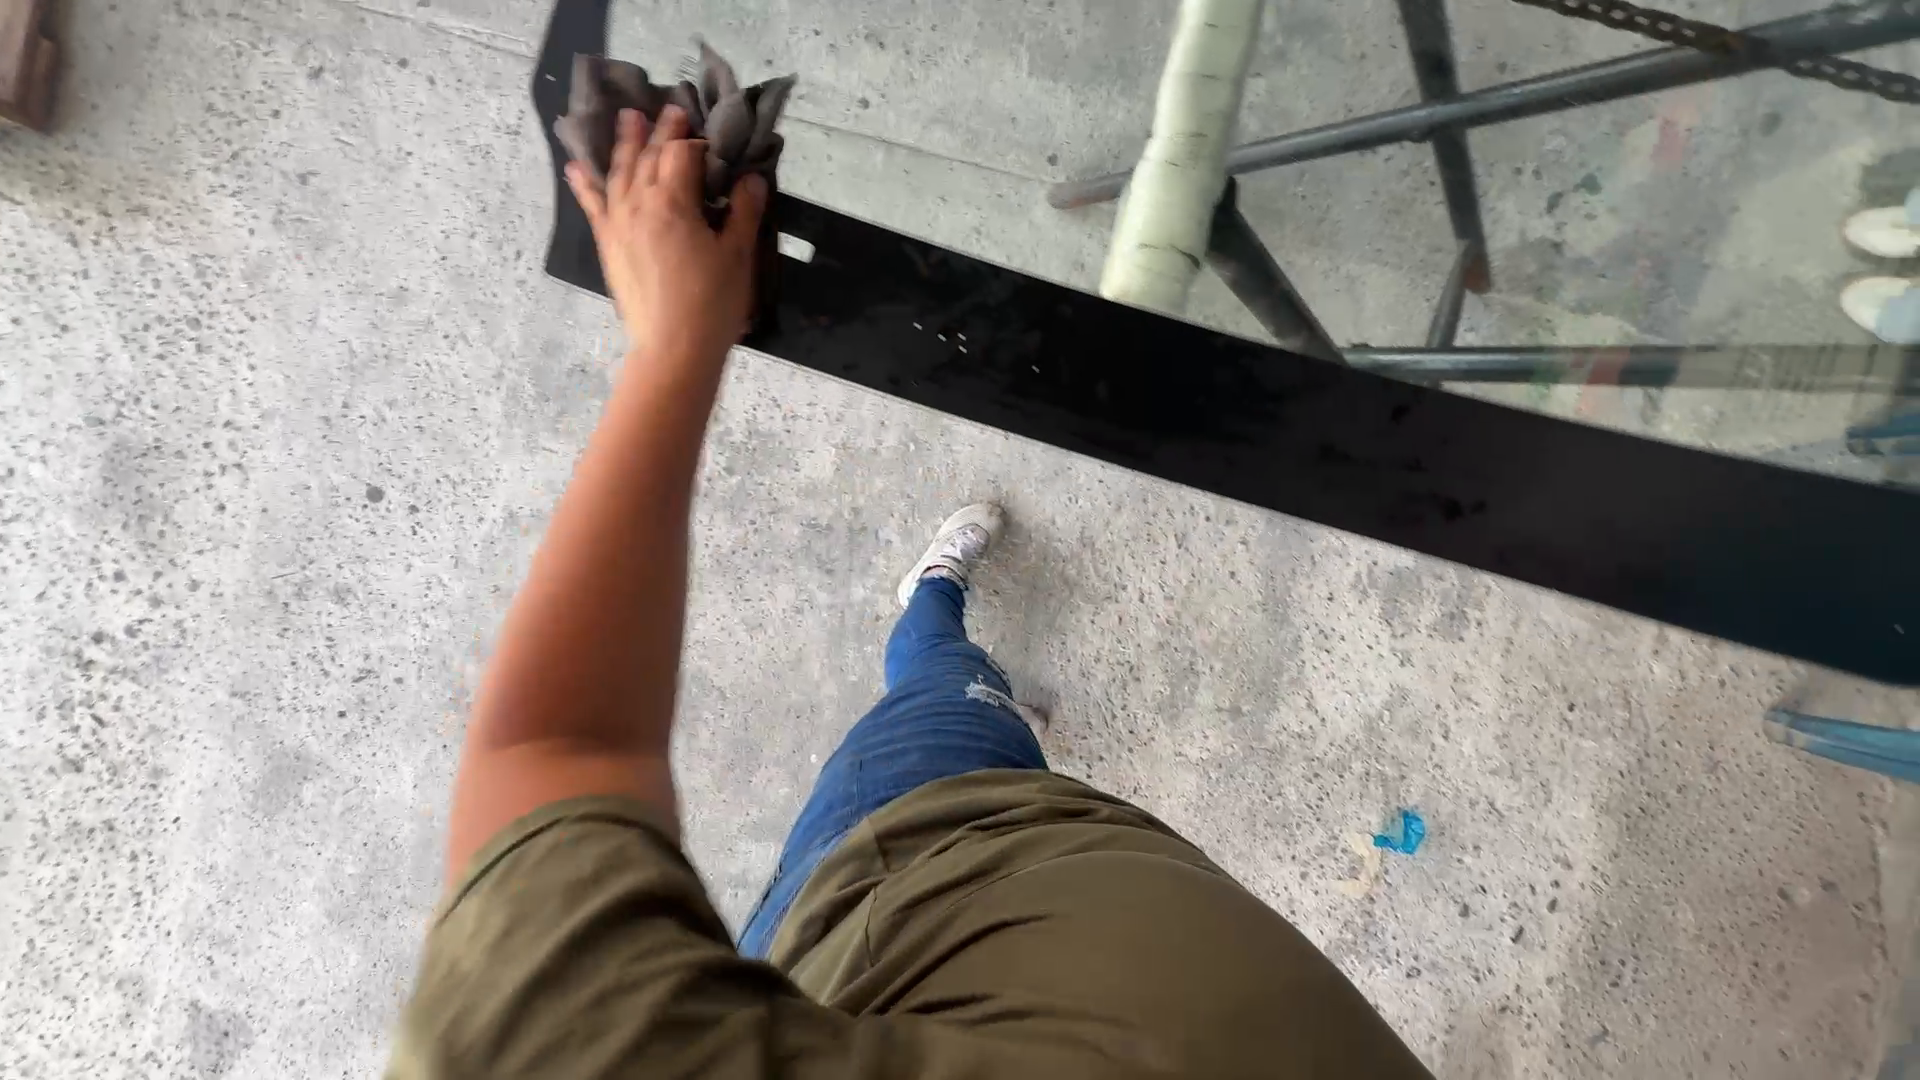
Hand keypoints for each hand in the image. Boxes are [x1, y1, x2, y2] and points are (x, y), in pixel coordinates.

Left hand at [566, 106, 769, 368]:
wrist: (673, 348)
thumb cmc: (712, 304)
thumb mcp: (738, 257)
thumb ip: (745, 213)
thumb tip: (751, 178)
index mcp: (674, 202)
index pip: (682, 154)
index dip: (695, 140)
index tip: (707, 131)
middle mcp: (639, 203)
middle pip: (649, 156)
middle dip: (661, 131)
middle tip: (670, 110)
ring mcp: (618, 223)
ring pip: (619, 172)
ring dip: (625, 143)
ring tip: (628, 119)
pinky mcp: (608, 245)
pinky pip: (593, 205)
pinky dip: (586, 183)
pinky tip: (578, 167)